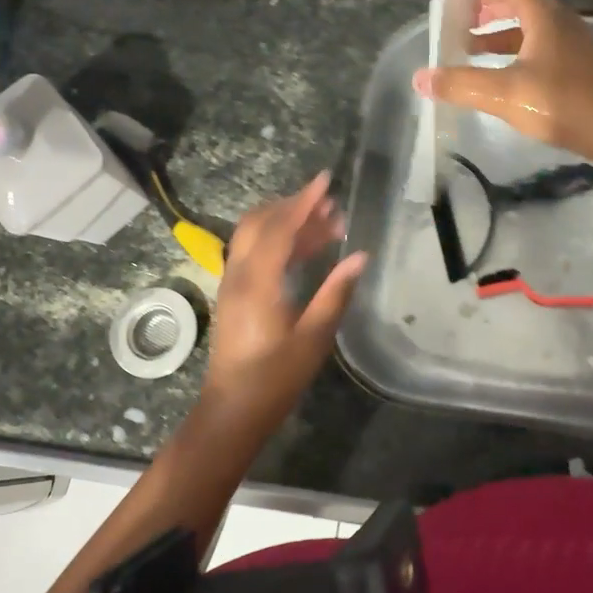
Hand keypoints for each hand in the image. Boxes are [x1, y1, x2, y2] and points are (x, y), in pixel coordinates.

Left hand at [204, 172, 367, 418]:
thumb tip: (360, 256)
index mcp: (258, 281)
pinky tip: (306, 251)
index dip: (304, 202)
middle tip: (330, 205)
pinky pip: (254, 254)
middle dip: (295, 208)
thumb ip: (336, 293)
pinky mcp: (235, 296)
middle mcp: (240, 274)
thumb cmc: (275, 378)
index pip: (280, 228)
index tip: (326, 181)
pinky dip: (278, 242)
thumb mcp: (313, 338)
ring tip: (327, 225)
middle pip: (261, 224)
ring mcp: (233, 284)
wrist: (232, 411)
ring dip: (287, 224)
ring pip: (255, 237)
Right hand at [411, 0, 592, 159]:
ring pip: (534, 34)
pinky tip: (509, 83)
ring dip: (504, 40)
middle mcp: (563, 25)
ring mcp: (576, 49)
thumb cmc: (561, 102)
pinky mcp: (583, 73)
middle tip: (463, 29)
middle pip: (522, 9)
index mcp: (545, 17)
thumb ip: (462, 85)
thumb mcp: (505, 93)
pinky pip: (545, 54)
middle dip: (490, 17)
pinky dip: (520, 58)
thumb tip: (420, 79)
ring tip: (475, 56)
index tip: (459, 2)